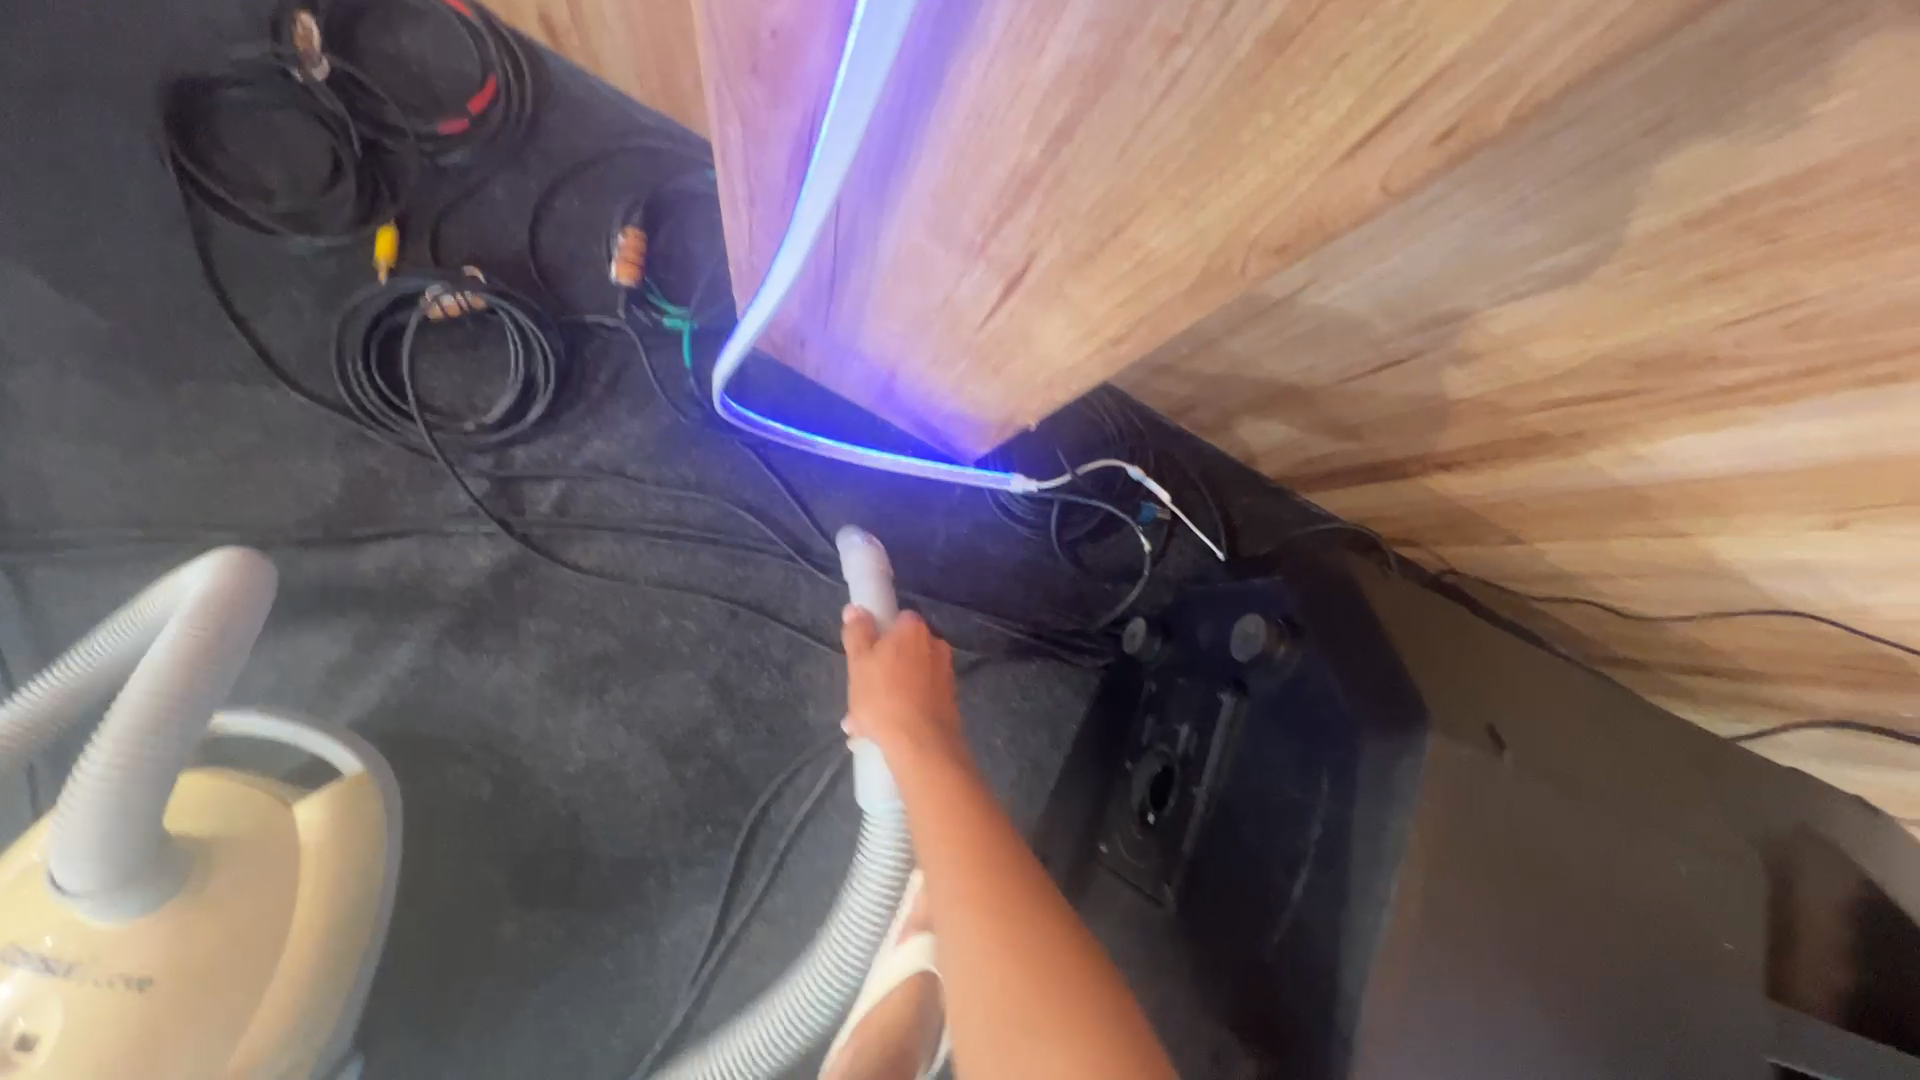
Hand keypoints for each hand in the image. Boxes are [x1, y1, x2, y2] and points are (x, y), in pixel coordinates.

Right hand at [842, 606, 968, 768]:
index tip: (864, 657)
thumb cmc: (883, 697)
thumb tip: (855, 609)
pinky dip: (905, 708)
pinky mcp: (950, 700)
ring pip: (910, 677)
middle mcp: (936, 645)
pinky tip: (885, 730)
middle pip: (904, 650)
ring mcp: (946, 673)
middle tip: (861, 694)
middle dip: (883, 670)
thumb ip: (857, 633)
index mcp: (914, 629)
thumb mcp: (858, 662)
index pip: (897, 620)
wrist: (922, 742)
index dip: (879, 636)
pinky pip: (921, 697)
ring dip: (890, 693)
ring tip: (865, 722)